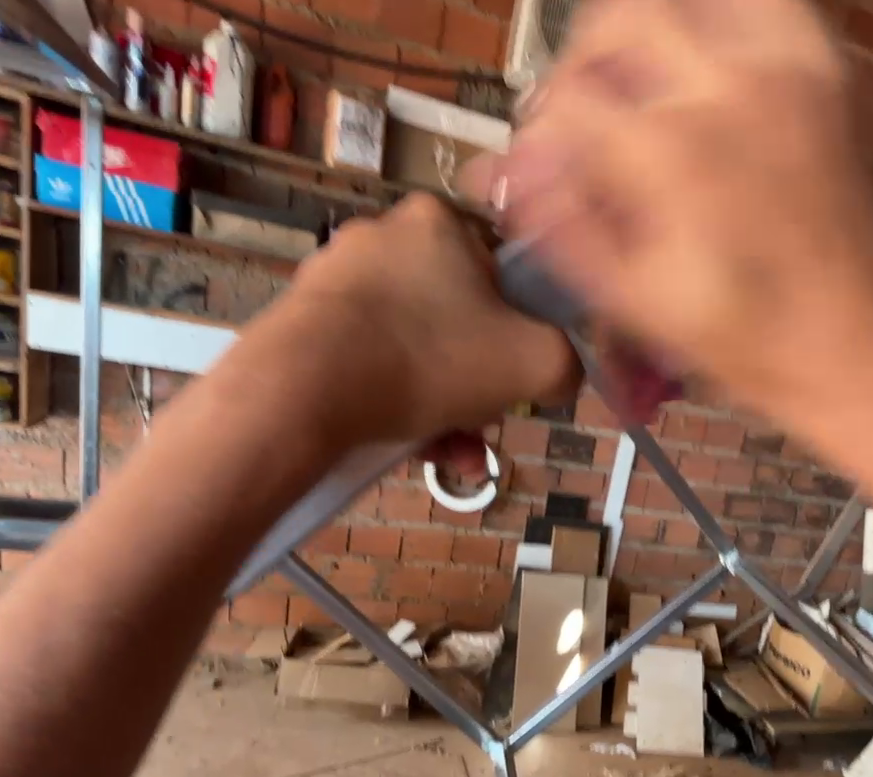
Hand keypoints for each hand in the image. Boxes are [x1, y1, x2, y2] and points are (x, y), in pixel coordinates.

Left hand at [264, 194, 574, 446]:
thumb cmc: (434, 359)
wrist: (307, 389)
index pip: (502, 274)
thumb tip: (556, 372)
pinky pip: (372, 365)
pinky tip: (416, 451)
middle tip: (484, 428)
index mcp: (440, 223)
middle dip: (478, 386)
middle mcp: (384, 236)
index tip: (516, 374)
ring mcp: (337, 279)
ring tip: (456, 457)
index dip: (520, 331)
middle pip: (458, 320)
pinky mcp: (304, 323)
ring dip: (445, 408)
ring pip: (416, 350)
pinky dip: (399, 406)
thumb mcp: (539, 362)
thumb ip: (568, 360)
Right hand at [489, 0, 872, 456]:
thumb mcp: (644, 306)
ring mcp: (790, 73)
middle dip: (580, 66)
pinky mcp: (830, 79)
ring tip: (636, 87)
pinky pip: (766, 8)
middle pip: (618, 21)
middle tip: (579, 116)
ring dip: (644, 33)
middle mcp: (732, 91)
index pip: (570, 102)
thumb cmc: (762, 349)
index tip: (541, 163)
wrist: (857, 355)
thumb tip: (522, 179)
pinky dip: (721, 23)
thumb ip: (570, 231)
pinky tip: (707, 76)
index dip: (540, 134)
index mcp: (676, 156)